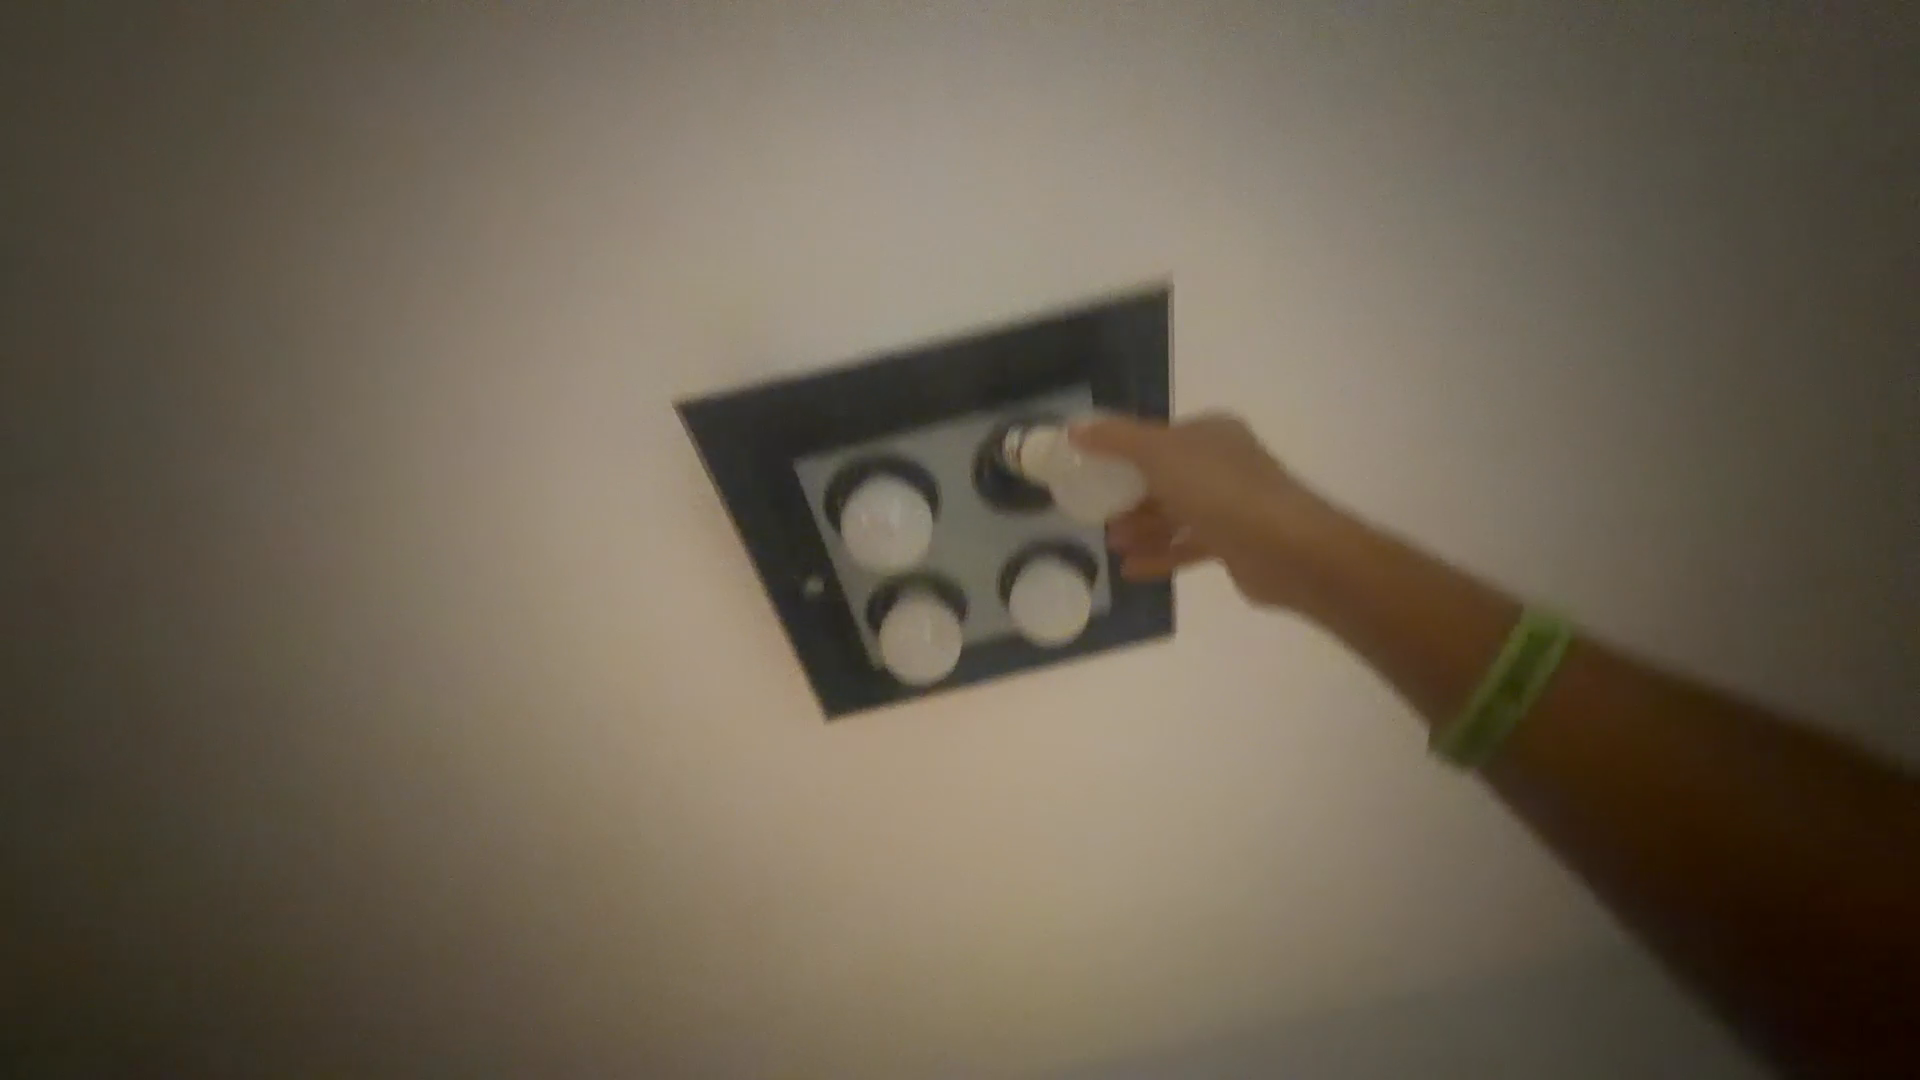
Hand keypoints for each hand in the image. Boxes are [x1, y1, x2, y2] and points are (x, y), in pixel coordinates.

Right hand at [1070, 413, 1334, 607]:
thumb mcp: (1158, 454)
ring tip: (1110, 544)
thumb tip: (1074, 428)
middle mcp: (1222, 465)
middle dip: (1129, 495)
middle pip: (1165, 477)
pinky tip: (1129, 570)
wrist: (1285, 548)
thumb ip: (1115, 440)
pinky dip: (1159, 555)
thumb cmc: (1219, 490)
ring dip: (1141, 528)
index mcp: (1210, 434)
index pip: (1159, 437)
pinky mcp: (1234, 544)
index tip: (1093, 469)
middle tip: (1095, 510)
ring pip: (1175, 514)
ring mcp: (1230, 506)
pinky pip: (1187, 547)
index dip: (1124, 451)